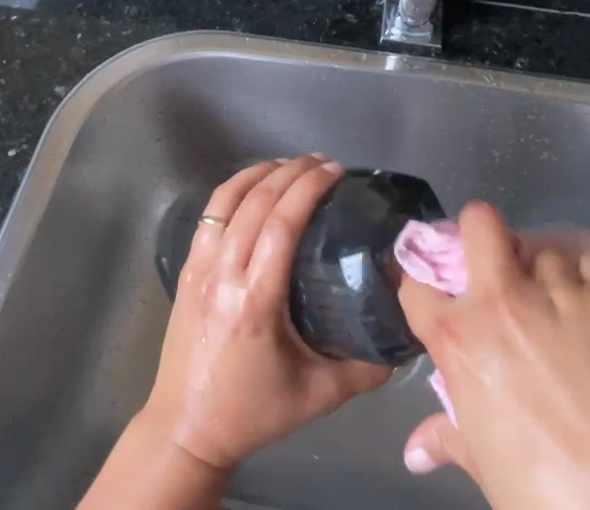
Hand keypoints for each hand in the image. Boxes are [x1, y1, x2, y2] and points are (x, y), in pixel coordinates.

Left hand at [143, 154, 391, 470]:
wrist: (185, 428)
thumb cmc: (252, 412)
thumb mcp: (318, 395)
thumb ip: (366, 368)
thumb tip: (405, 335)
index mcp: (255, 300)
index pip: (281, 224)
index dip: (308, 189)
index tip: (335, 171)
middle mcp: (222, 275)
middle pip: (255, 204)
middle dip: (290, 172)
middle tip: (323, 162)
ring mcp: (198, 270)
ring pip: (226, 202)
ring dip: (258, 174)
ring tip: (289, 164)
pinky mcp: (185, 272)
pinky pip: (209, 217)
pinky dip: (232, 192)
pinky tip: (253, 188)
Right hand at [398, 202, 589, 509]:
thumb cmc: (546, 492)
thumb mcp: (486, 465)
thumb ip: (449, 438)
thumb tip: (416, 453)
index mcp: (460, 340)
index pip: (417, 285)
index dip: (425, 288)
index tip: (440, 297)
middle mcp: (503, 301)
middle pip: (480, 223)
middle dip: (481, 234)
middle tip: (498, 267)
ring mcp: (559, 293)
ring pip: (544, 249)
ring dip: (546, 273)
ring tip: (563, 307)